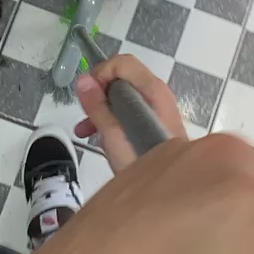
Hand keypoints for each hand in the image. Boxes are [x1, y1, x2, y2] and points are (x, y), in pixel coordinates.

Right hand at [72, 54, 186, 170]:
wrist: (171, 190)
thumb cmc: (142, 161)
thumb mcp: (113, 134)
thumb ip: (97, 106)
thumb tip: (83, 80)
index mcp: (152, 90)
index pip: (122, 62)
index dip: (100, 73)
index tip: (87, 95)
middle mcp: (157, 94)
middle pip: (121, 78)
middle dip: (98, 93)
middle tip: (85, 113)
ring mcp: (156, 108)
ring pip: (122, 96)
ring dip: (101, 108)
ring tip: (84, 131)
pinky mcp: (153, 123)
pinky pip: (128, 110)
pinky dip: (112, 118)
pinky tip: (97, 137)